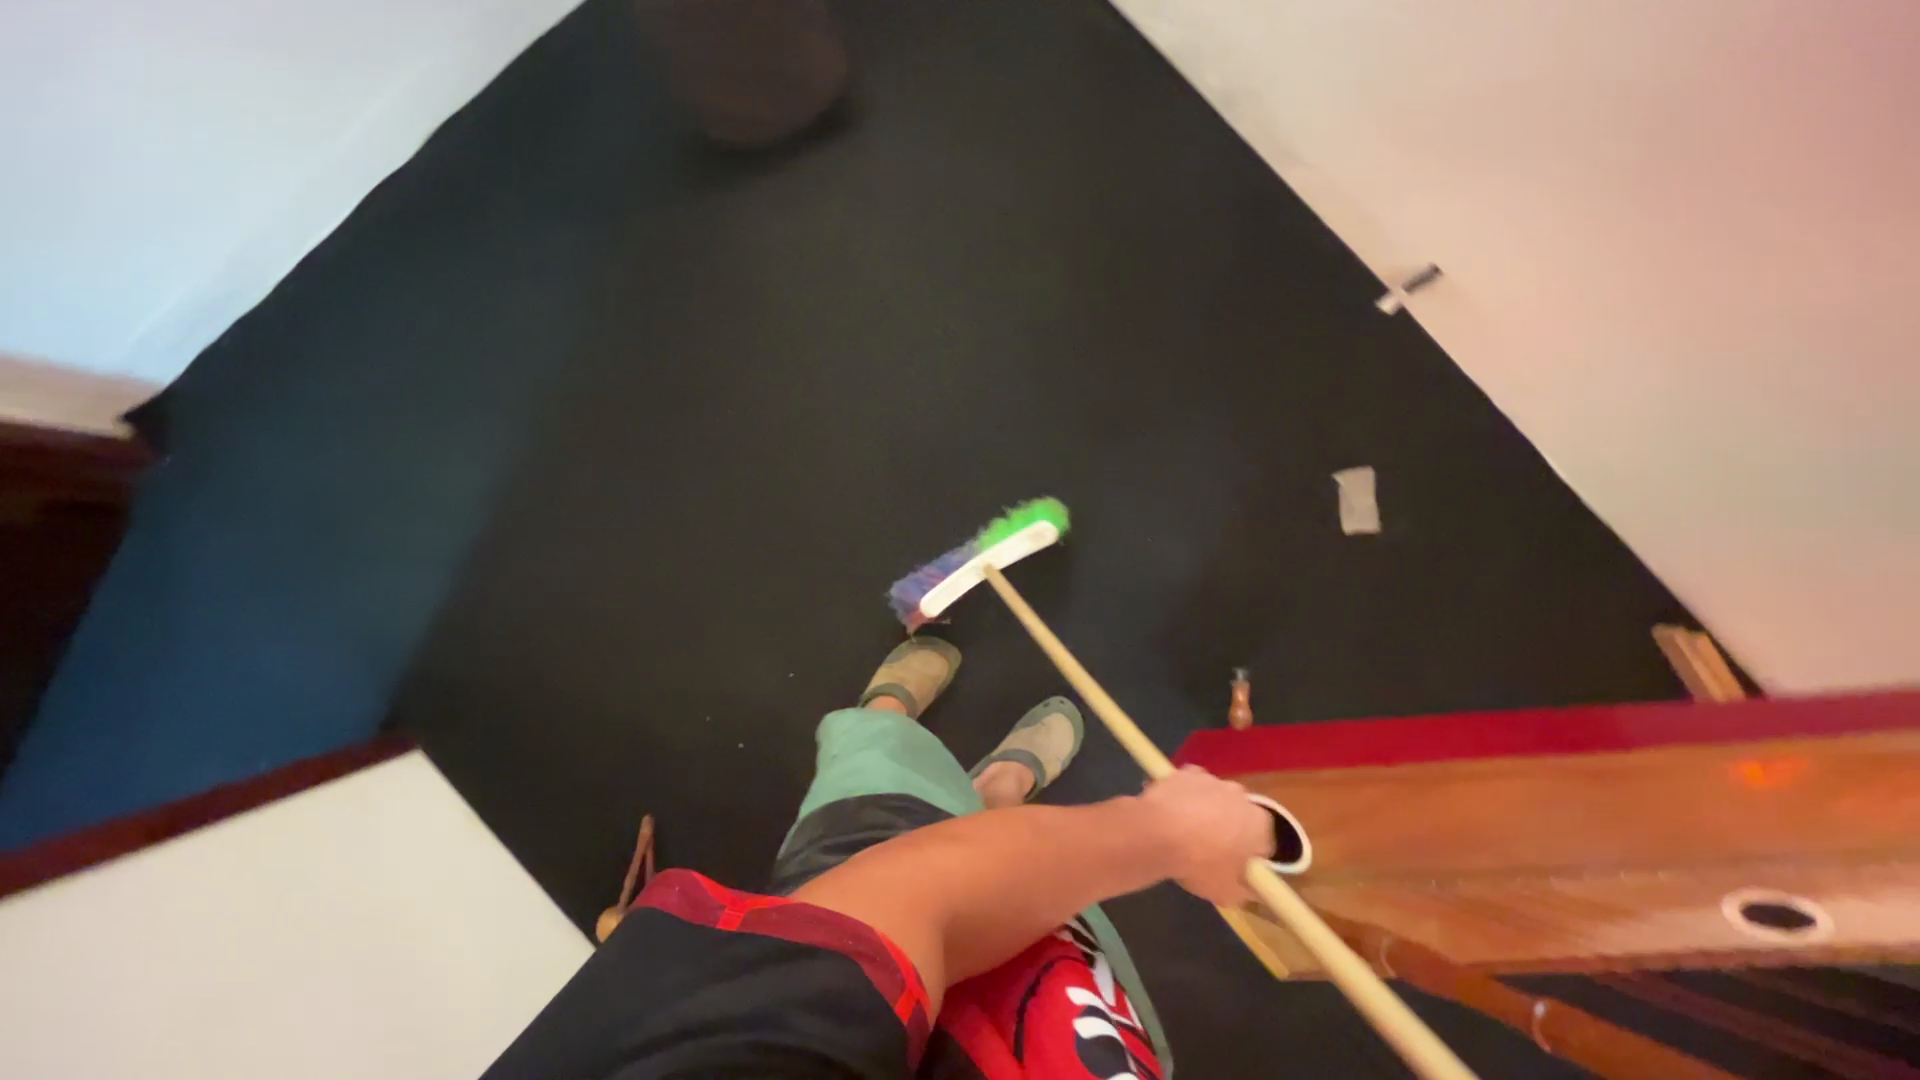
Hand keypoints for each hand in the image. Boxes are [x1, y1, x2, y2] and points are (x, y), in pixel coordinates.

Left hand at [1139, 766, 1272, 904]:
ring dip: (1207, 810)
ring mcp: (1212, 779)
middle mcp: (1241, 795)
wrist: (1156, 833)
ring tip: (1185, 830)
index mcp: (1259, 824)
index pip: (1263, 842)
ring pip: (1215, 797)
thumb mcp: (1225, 892)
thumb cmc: (1198, 863)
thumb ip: (1243, 891)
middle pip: (1240, 815)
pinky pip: (1191, 785)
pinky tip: (1173, 811)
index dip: (1249, 857)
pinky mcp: (1185, 771)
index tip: (1233, 867)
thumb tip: (1248, 889)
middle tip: (1209, 849)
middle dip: (1229, 829)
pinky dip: (1186, 794)